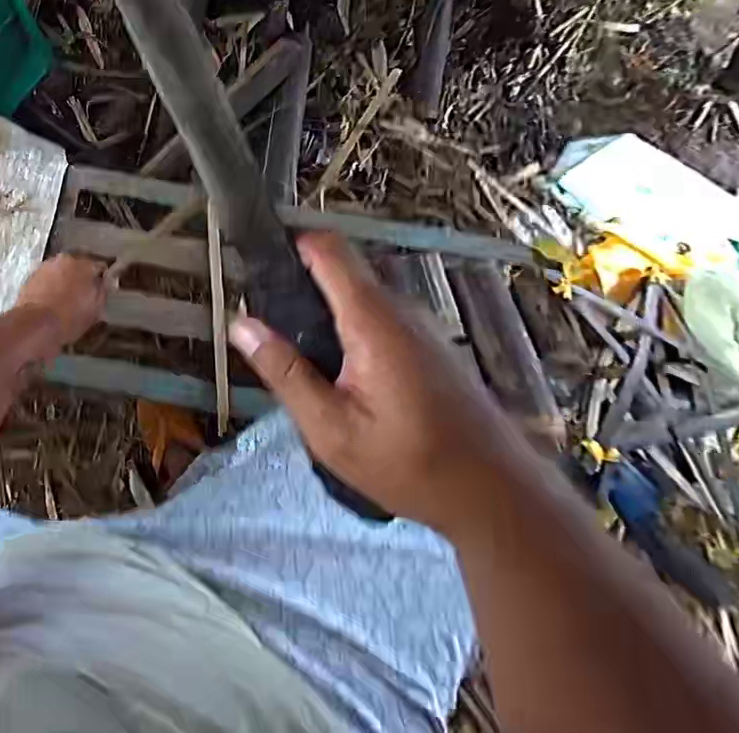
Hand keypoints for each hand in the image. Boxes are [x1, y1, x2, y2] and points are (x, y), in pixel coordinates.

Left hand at [14, 254, 107, 354]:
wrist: (35, 326)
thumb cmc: (69, 318)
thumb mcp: (95, 309)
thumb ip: (102, 291)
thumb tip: (105, 282)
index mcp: (84, 264)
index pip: (99, 267)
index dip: (101, 280)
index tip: (101, 291)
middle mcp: (64, 260)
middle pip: (77, 267)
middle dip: (80, 279)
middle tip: (82, 297)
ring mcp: (45, 267)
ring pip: (60, 273)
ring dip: (63, 282)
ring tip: (64, 301)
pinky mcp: (29, 278)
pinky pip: (45, 281)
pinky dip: (48, 288)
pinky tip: (50, 303)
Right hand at [227, 232, 499, 524]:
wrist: (497, 494)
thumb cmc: (410, 464)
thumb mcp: (332, 429)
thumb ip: (285, 372)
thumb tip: (241, 324)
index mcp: (372, 320)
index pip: (329, 249)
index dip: (290, 244)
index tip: (257, 265)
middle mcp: (399, 310)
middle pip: (341, 270)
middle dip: (299, 285)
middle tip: (267, 327)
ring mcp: (419, 326)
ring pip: (359, 296)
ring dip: (323, 311)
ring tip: (296, 355)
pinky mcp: (428, 345)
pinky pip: (378, 317)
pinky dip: (348, 328)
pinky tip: (338, 375)